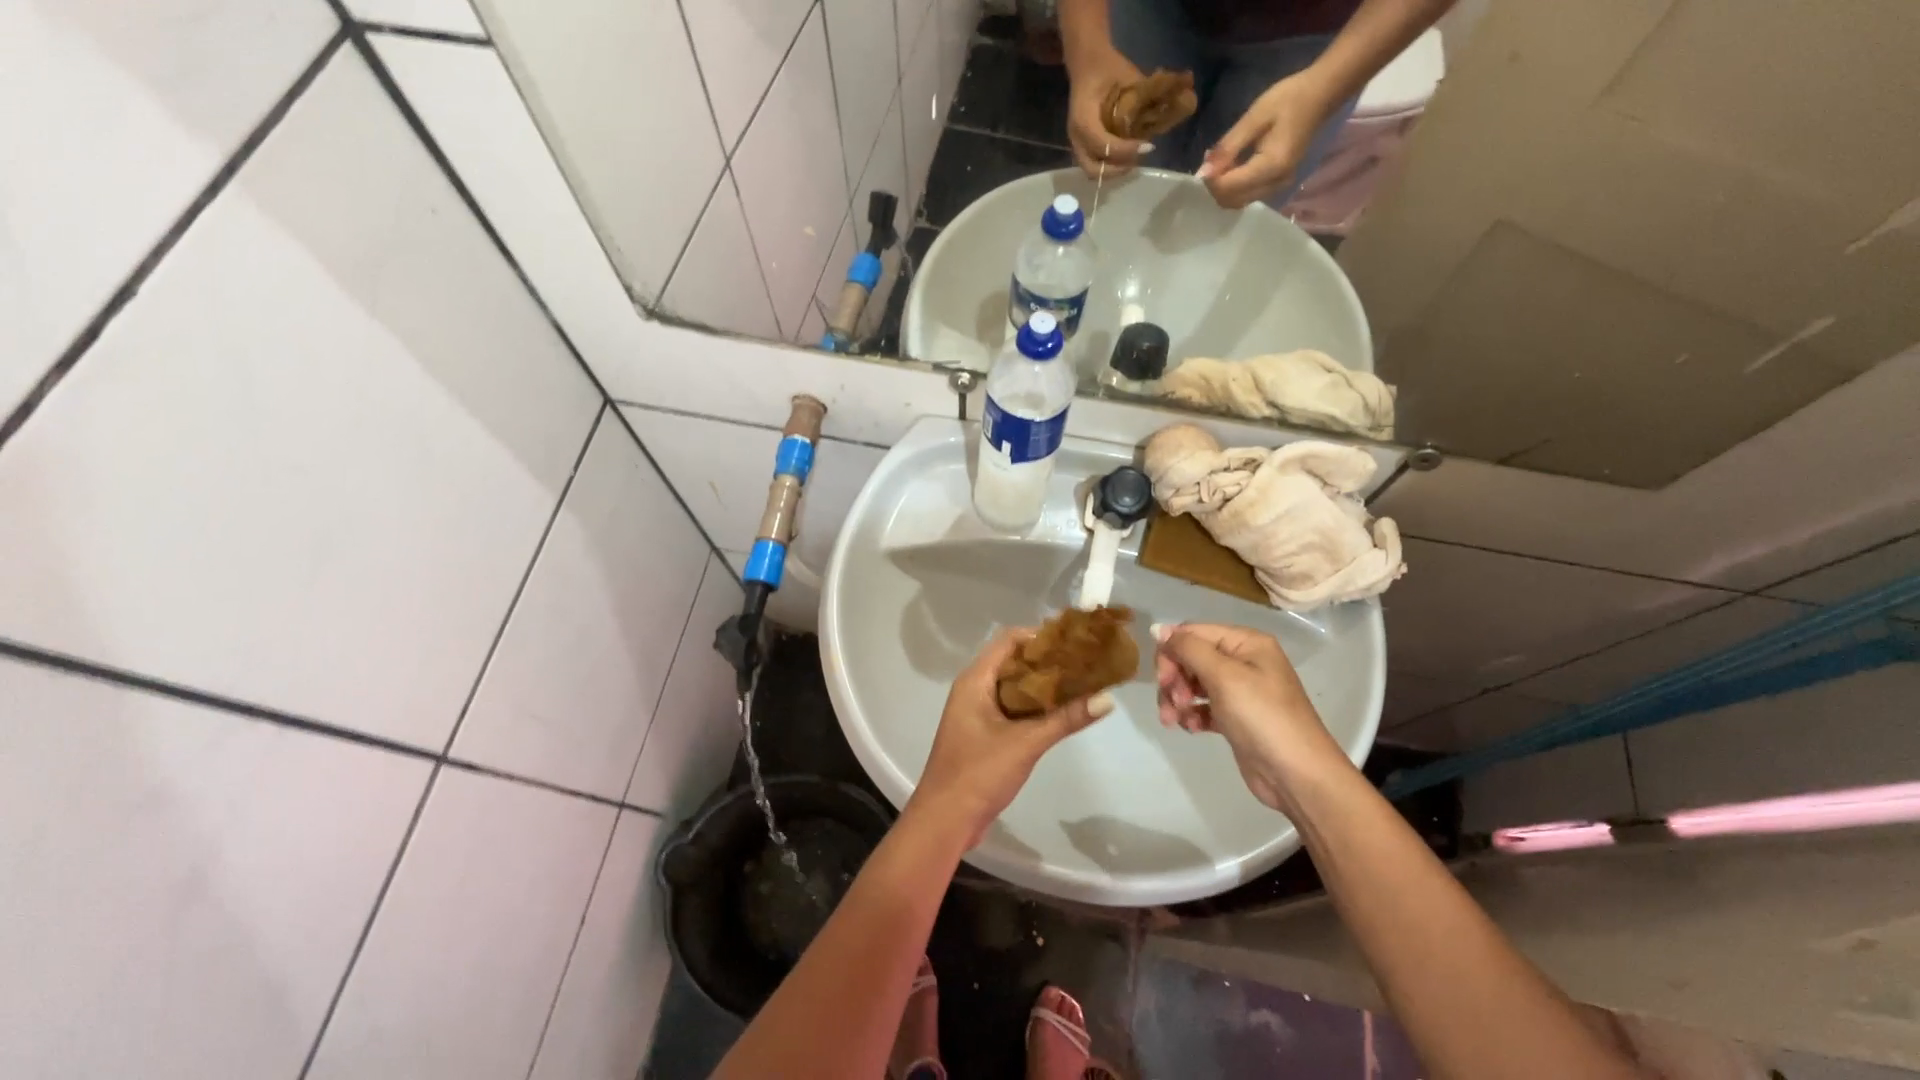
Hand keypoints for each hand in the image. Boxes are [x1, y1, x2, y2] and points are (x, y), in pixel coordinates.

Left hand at [909, 629, 1116, 845]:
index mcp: (975, 680)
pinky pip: (1014, 708)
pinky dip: (1037, 706)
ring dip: (1045, 685)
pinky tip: (1064, 712)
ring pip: (1016, 686)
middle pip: (1015, 661)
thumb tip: (1108, 698)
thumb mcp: (1026, 743)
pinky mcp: (985, 734)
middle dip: (1050, 661)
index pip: (1010, 640)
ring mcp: (978, 712)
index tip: (1076, 642)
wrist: (945, 819)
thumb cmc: (978, 773)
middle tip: (1087, 662)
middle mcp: (974, 689)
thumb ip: (1066, 719)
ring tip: (1084, 682)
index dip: (1042, 636)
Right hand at [1065, 45, 1147, 178]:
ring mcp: (1078, 143)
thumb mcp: (1130, 77)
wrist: (1089, 63)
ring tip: (1134, 157)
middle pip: (1093, 169)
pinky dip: (1112, 164)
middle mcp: (1077, 136)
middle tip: (1138, 157)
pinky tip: (1128, 154)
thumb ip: (1148, 97)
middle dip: (1117, 168)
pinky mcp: (1082, 145)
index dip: (1127, 150)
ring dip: (1115, 169)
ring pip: (1094, 171)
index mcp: (1083, 118)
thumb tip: (1183, 102)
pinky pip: (1096, 163)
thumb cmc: (1109, 69)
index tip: (1149, 145)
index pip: (1104, 146)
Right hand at [1154, 622, 1348, 810]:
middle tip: (1172, 702)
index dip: (1172, 652)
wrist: (1296, 773)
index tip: (1162, 680)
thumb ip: (1188, 649)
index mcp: (1246, 642)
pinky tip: (1192, 729)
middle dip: (1174, 679)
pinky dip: (1192, 715)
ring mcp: (1240, 690)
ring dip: (1177, 699)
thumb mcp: (1224, 676)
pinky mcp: (1235, 717)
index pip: (1193, 633)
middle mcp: (1243, 661)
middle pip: (1191, 658)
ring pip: (1193, 684)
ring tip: (1174, 721)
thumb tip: (1158, 628)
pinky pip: (1203, 707)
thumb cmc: (1262, 717)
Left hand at [1199, 74, 1339, 208]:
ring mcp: (1279, 186)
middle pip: (1232, 201)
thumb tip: (1203, 172)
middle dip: (1215, 185)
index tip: (1206, 157)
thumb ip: (1227, 147)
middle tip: (1213, 159)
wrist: (1319, 96)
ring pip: (1238, 201)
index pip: (1229, 189)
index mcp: (1271, 167)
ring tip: (1224, 159)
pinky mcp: (1278, 184)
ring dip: (1223, 186)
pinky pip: (1248, 194)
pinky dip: (1234, 185)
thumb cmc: (1287, 100)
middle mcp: (1276, 184)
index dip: (1210, 179)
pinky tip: (1233, 164)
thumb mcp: (1253, 118)